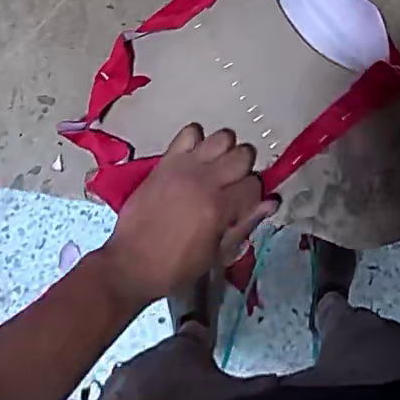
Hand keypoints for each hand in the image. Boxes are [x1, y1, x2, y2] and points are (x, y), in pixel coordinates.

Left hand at [95, 124, 277, 307]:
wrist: (129, 265)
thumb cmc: (175, 267)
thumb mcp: (217, 254)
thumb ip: (245, 224)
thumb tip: (271, 202)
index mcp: (218, 207)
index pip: (255, 184)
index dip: (252, 197)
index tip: (241, 208)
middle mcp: (204, 181)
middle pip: (244, 154)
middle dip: (243, 170)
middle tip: (230, 187)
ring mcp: (184, 168)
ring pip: (223, 137)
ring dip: (224, 152)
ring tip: (215, 170)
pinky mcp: (166, 162)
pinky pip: (190, 132)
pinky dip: (197, 141)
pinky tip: (194, 160)